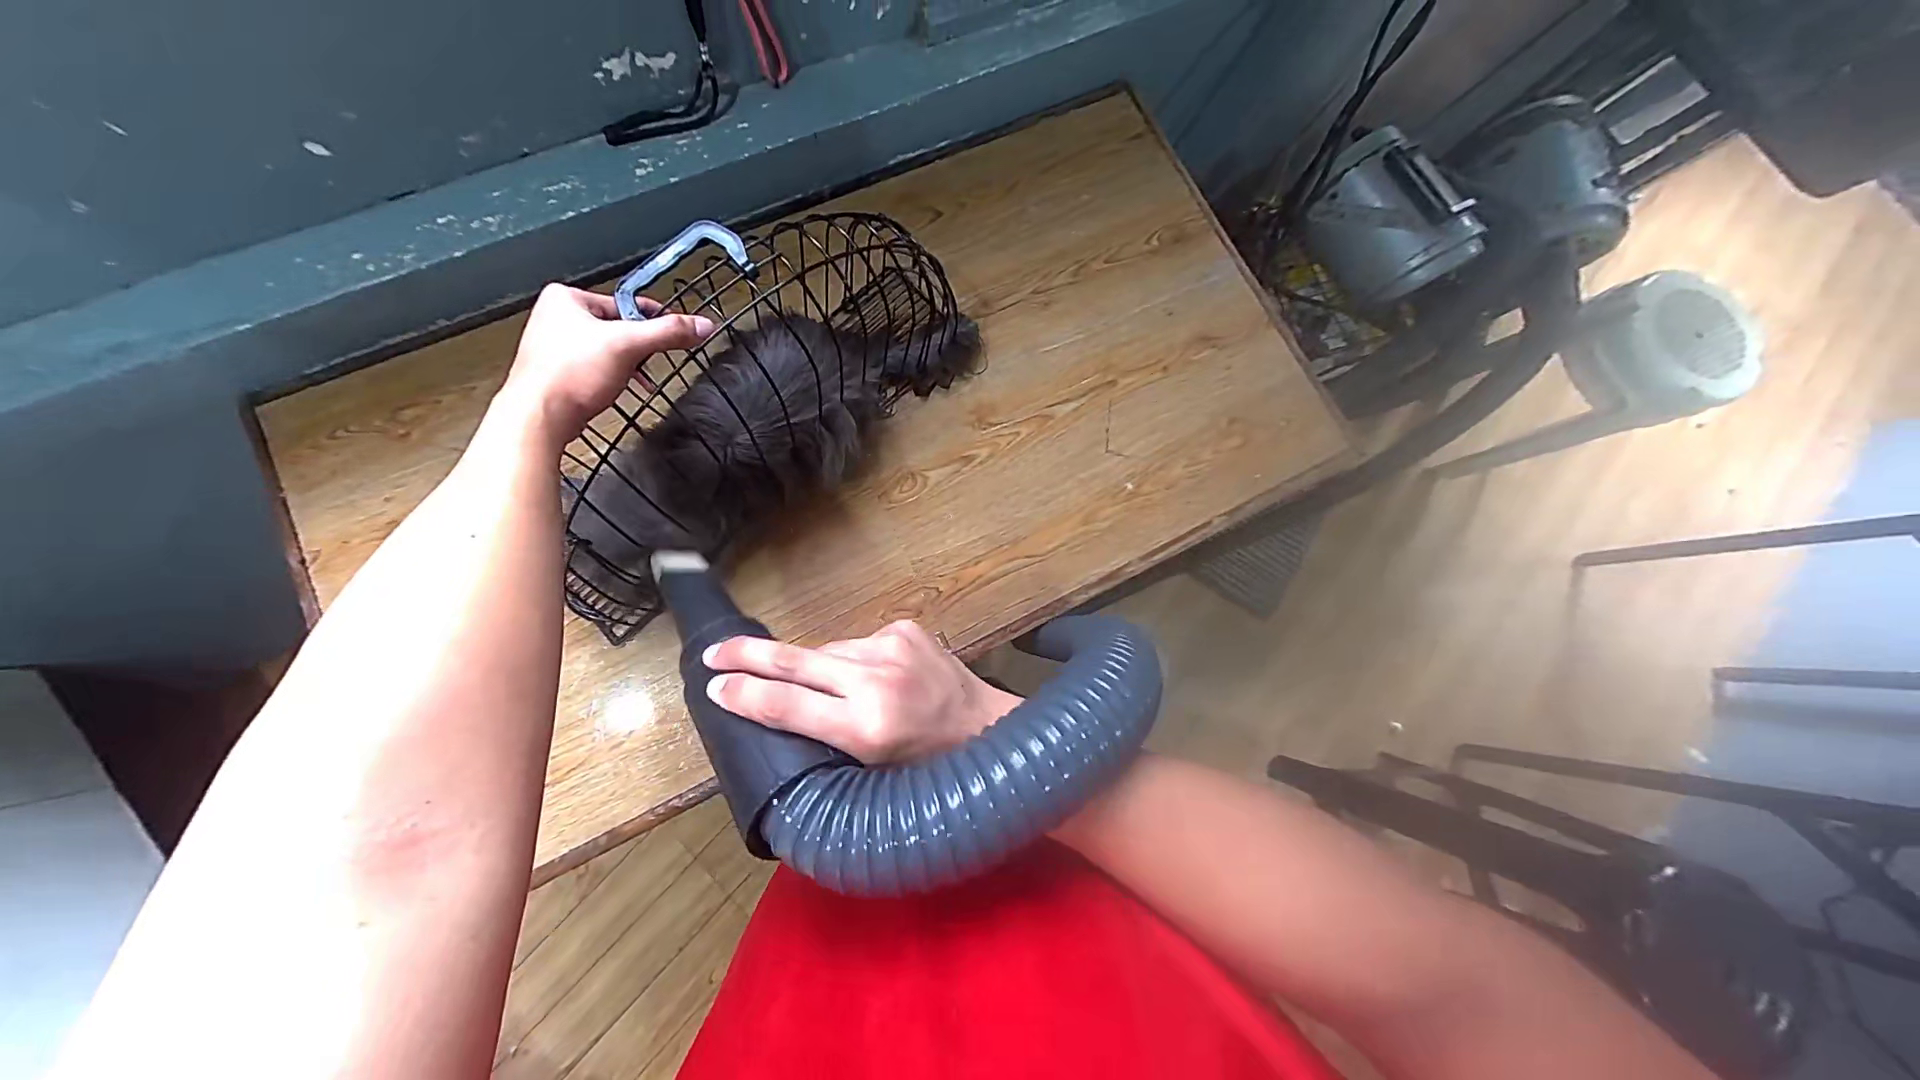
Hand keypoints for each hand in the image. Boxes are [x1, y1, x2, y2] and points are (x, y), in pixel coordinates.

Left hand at [497, 283, 713, 440]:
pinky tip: (615, 390)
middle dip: (638, 349)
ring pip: (610, 349)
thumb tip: (701, 325)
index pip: (626, 303)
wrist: (540, 417)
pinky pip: (598, 368)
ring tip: (628, 379)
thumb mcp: (629, 345)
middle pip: (620, 327)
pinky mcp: (560, 371)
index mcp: (566, 298)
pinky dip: (612, 378)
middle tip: (644, 363)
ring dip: (627, 366)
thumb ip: (669, 333)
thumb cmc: (568, 375)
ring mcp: (557, 345)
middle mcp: (557, 317)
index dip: (653, 322)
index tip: (672, 336)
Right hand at [703, 620, 1024, 763]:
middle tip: (714, 652)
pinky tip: (871, 678)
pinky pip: (856, 643)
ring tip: (835, 692)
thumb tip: (774, 714)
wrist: (988, 728)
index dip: (747, 695)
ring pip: (827, 651)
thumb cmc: (930, 767)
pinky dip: (851, 660)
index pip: (789, 706)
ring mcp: (892, 646)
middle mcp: (878, 680)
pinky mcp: (904, 628)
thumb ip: (825, 744)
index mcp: (868, 728)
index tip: (715, 686)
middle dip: (750, 656)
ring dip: (816, 668)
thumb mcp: (872, 774)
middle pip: (797, 660)